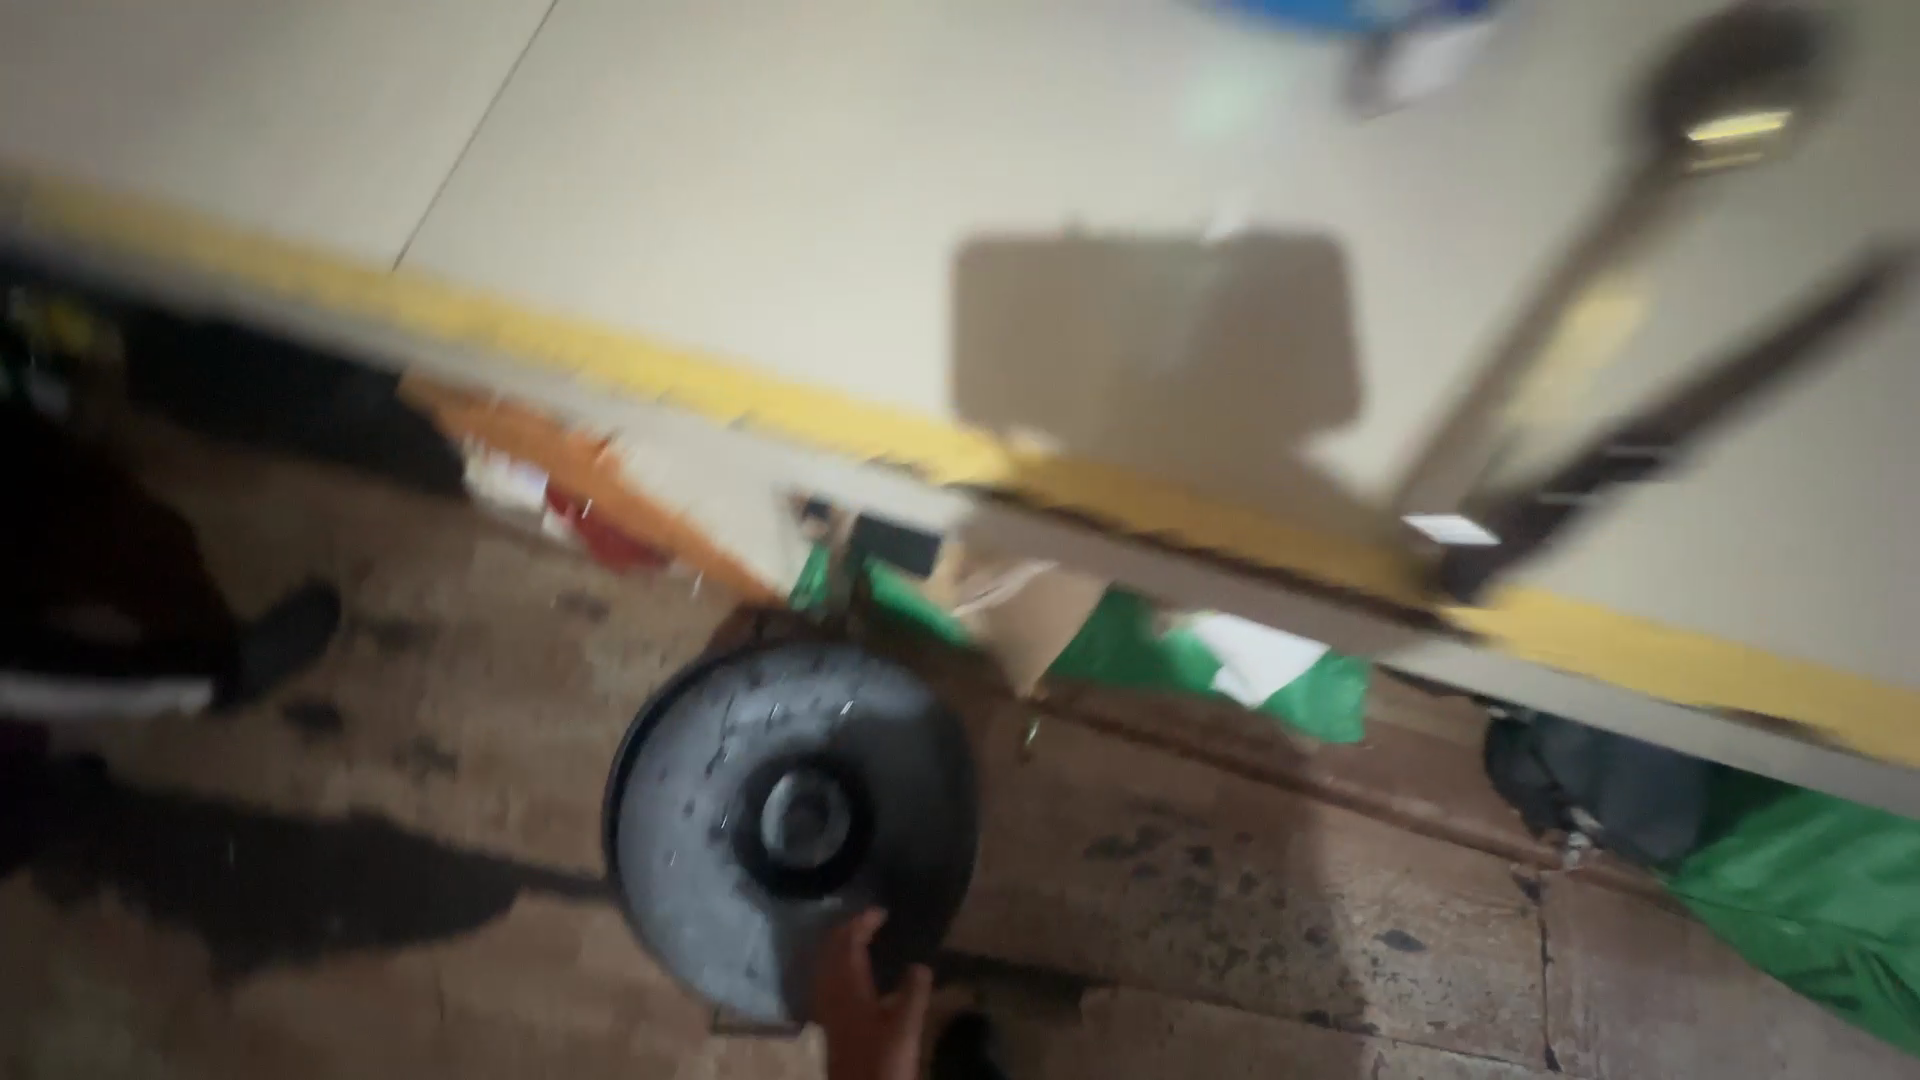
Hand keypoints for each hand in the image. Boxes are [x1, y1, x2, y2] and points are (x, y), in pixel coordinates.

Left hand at [812, 909, 933, 1079]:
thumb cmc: (884, 1065)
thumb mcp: (906, 1028)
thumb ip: (914, 992)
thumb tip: (920, 964)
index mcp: (849, 989)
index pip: (849, 943)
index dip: (863, 922)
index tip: (882, 912)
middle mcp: (833, 996)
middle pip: (831, 951)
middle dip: (848, 930)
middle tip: (871, 921)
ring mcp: (828, 1012)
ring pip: (827, 967)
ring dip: (841, 948)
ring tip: (862, 941)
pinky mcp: (830, 1027)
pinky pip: (828, 983)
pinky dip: (839, 968)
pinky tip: (854, 977)